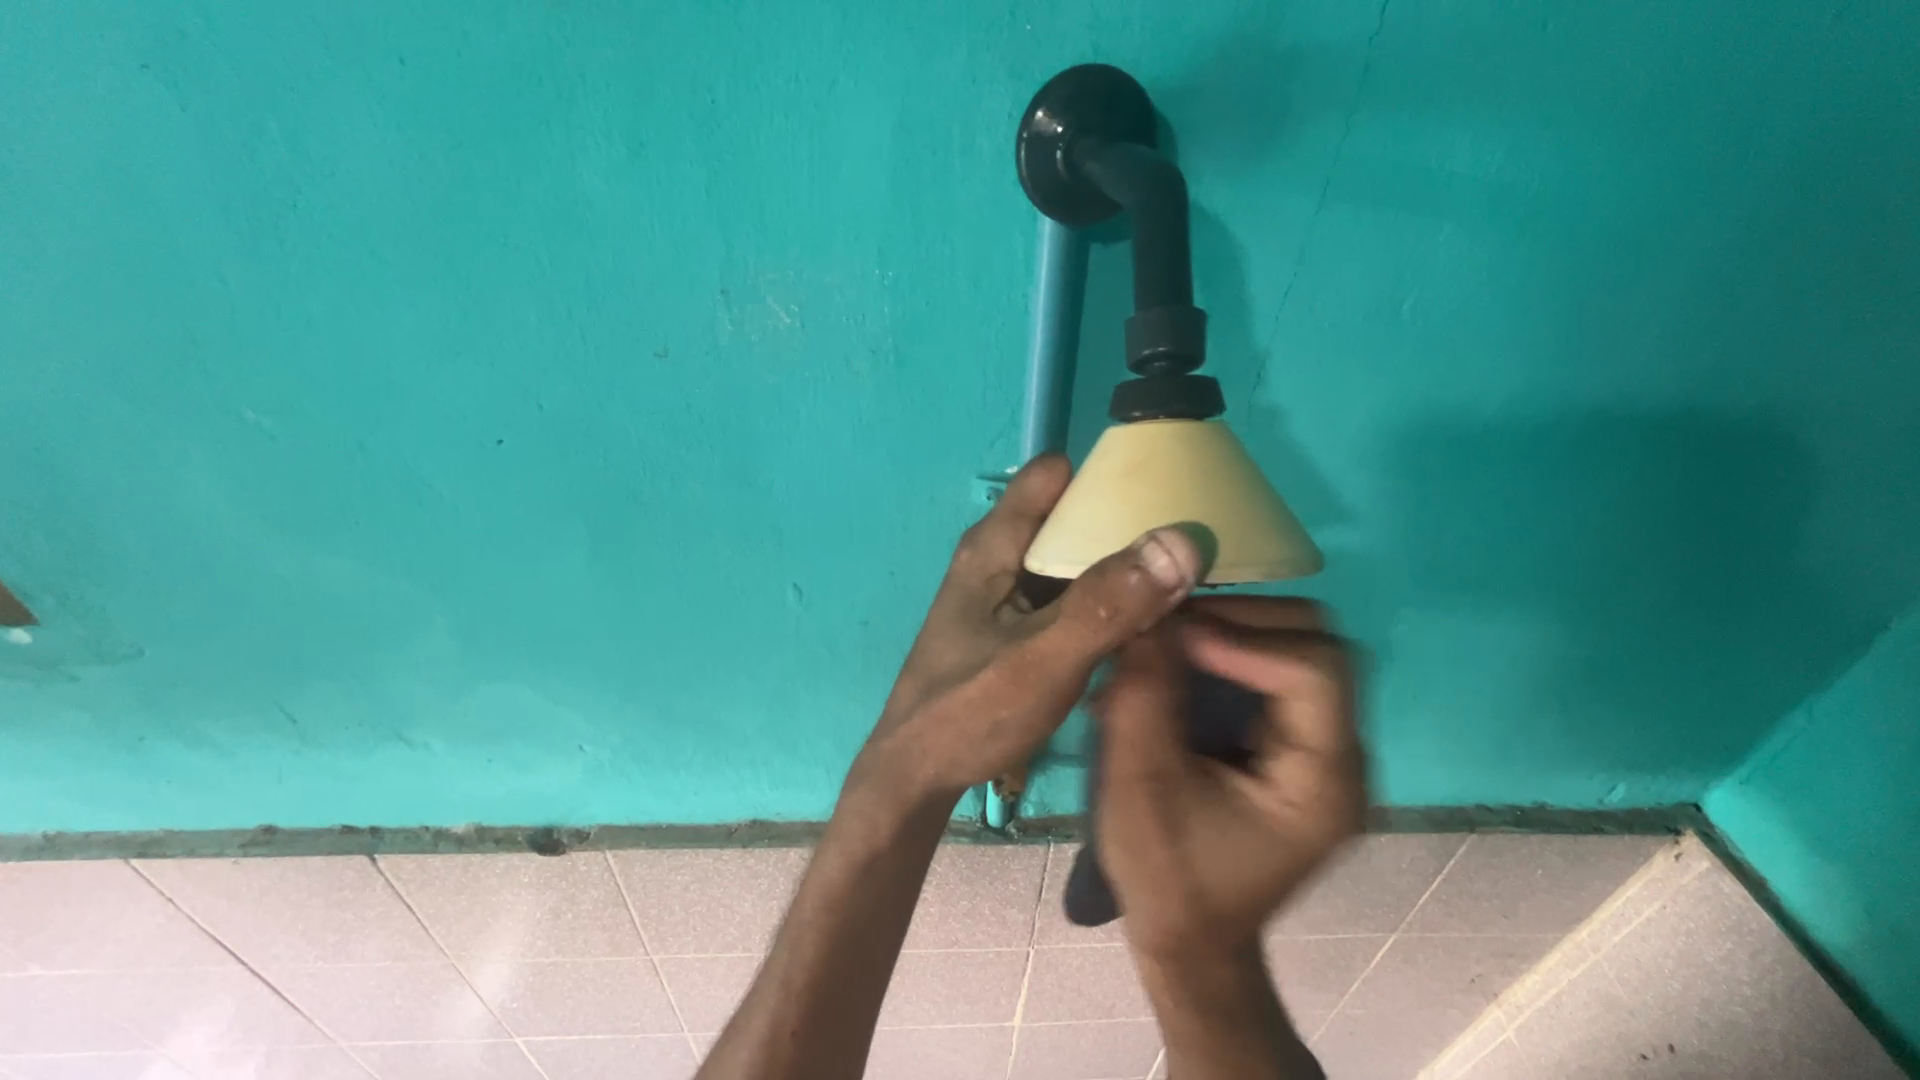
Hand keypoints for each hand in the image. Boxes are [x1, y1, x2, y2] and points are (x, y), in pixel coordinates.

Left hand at [855, 454, 1208, 801]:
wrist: (917, 778)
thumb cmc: (969, 713)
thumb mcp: (1043, 658)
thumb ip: (1108, 604)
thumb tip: (1182, 541)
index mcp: (994, 545)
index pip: (1055, 474)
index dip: (1108, 475)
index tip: (1169, 495)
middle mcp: (1001, 558)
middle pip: (1073, 515)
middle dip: (1128, 525)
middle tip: (1194, 549)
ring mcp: (1011, 595)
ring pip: (1077, 560)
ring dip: (1124, 568)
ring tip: (1188, 584)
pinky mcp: (1021, 629)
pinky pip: (1074, 598)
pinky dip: (1109, 602)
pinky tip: (1148, 626)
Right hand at [1094, 597, 1366, 961]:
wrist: (1192, 941)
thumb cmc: (1167, 876)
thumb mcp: (1139, 786)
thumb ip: (1144, 696)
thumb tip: (1147, 616)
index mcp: (1322, 779)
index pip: (1315, 670)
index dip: (1245, 637)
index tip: (1175, 633)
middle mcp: (1341, 755)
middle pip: (1319, 643)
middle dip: (1242, 620)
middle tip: (1171, 624)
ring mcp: (1322, 748)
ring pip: (1299, 647)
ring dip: (1233, 629)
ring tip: (1169, 636)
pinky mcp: (1296, 746)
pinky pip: (1276, 670)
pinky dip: (1228, 651)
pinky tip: (1180, 659)